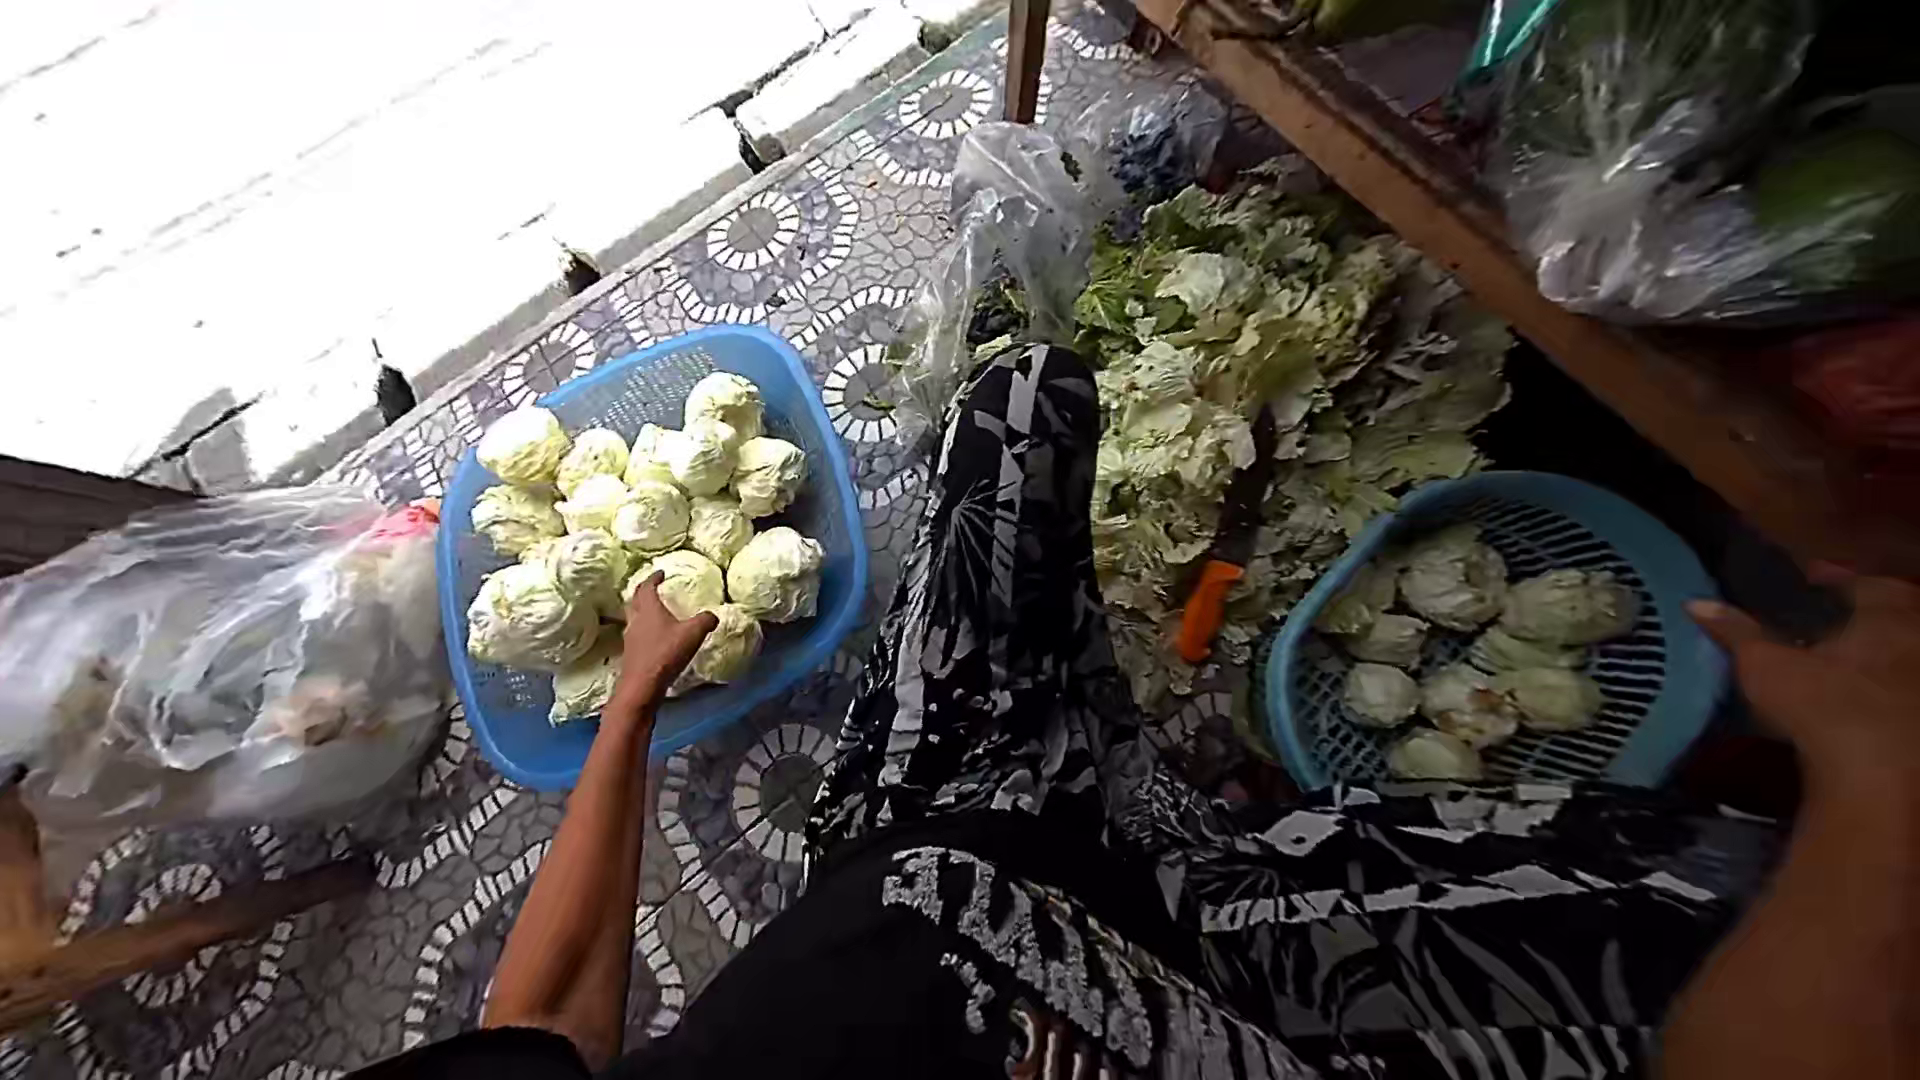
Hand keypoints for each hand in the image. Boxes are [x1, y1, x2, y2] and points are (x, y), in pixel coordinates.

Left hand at [614, 573, 716, 710]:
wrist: (643, 685)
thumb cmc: (666, 653)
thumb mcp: (693, 633)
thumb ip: (706, 620)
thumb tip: (713, 615)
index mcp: (649, 610)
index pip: (646, 588)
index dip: (653, 578)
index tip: (660, 573)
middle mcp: (636, 621)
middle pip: (634, 602)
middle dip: (643, 593)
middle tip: (653, 590)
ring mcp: (631, 639)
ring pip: (634, 619)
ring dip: (642, 612)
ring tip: (655, 613)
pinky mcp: (632, 654)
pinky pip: (637, 635)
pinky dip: (645, 630)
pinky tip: (656, 637)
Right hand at [1689, 564, 1919, 785]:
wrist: (1884, 771)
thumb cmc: (1823, 703)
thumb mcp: (1763, 663)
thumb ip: (1735, 630)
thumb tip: (1696, 601)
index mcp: (1888, 624)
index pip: (1873, 586)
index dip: (1841, 578)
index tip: (1811, 575)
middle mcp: (1919, 645)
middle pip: (1900, 617)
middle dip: (1862, 613)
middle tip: (1823, 614)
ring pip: (1905, 652)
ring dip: (1874, 647)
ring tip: (1834, 651)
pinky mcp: (1919, 712)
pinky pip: (1902, 684)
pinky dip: (1882, 678)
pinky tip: (1855, 687)